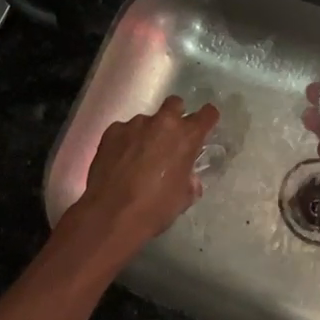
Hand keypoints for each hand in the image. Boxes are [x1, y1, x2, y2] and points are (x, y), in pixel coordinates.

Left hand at [74, 96, 218, 255]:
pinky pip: (124, 130)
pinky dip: (125, 141)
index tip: (204, 127)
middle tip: (169, 139)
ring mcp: (135, 124)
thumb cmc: (155, 209)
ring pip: (146, 120)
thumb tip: (188, 176)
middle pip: (175, 104)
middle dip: (175, 117)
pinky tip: (120, 161)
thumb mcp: (183, 198)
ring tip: (138, 157)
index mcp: (187, 137)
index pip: (208, 113)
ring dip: (147, 133)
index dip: (207, 119)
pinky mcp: (112, 130)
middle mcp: (163, 122)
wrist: (112, 215)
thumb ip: (190, 179)